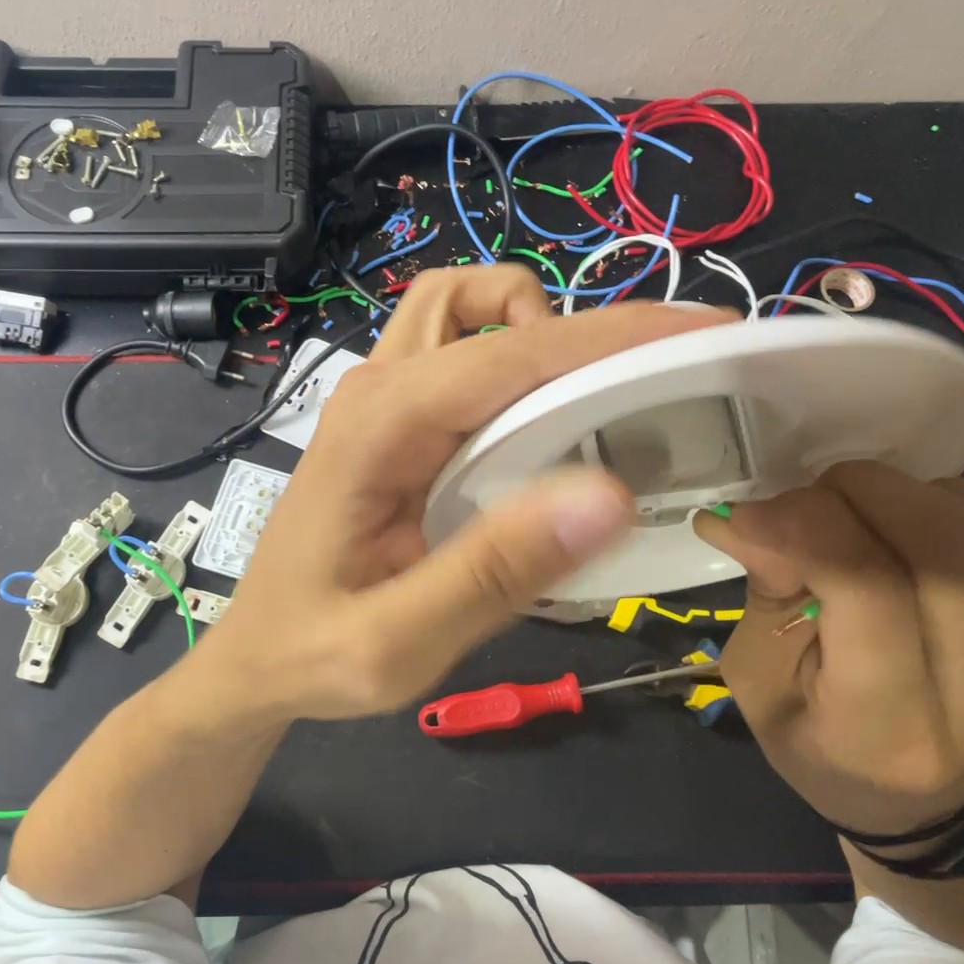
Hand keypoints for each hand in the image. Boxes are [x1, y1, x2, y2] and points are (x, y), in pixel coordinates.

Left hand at [184, 265, 735, 721]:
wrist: (257, 658)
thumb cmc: (316, 653)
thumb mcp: (399, 639)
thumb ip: (494, 573)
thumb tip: (611, 495)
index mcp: (380, 428)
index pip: (514, 353)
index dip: (615, 338)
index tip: (707, 335)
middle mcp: (376, 391)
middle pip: (484, 305)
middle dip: (580, 327)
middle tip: (655, 384)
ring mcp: (375, 399)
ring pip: (463, 311)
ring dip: (534, 333)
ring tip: (588, 406)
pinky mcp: (384, 421)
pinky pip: (454, 353)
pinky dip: (508, 359)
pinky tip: (535, 428)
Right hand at [694, 461, 963, 836]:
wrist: (917, 805)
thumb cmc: (815, 743)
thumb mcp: (758, 683)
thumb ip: (766, 596)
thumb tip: (752, 515)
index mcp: (888, 731)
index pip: (869, 592)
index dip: (808, 527)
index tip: (749, 515)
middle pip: (952, 551)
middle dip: (867, 494)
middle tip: (813, 498)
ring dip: (927, 496)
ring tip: (873, 516)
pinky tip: (932, 526)